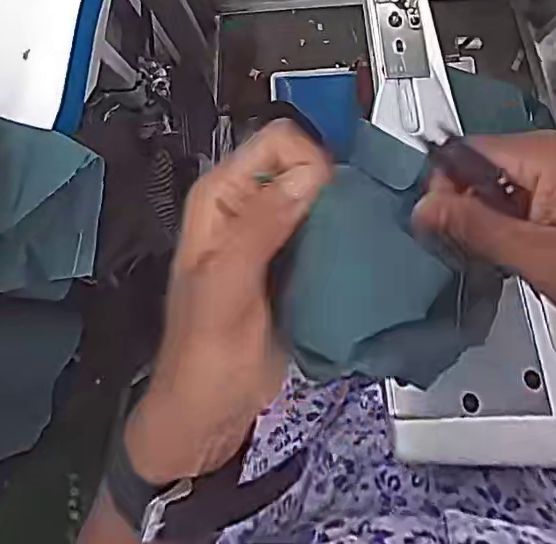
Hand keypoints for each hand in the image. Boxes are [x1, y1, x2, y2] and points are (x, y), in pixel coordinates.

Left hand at [123, 121, 329, 483]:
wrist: (210, 412)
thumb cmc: (204, 354)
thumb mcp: (226, 287)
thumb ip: (261, 228)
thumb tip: (311, 176)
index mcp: (220, 195)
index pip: (277, 142)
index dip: (307, 160)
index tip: (328, 198)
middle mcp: (246, 202)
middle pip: (301, 160)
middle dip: (329, 181)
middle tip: (342, 222)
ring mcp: (272, 228)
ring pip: (317, 189)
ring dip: (339, 205)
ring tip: (352, 234)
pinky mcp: (295, 253)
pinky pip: (325, 221)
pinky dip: (341, 228)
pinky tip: (351, 247)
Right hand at [412, 131, 555, 352]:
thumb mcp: (533, 255)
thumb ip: (472, 225)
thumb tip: (428, 206)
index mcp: (546, 155)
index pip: (468, 150)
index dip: (444, 183)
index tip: (430, 216)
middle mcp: (553, 158)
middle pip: (480, 167)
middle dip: (461, 202)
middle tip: (452, 240)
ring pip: (495, 188)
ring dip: (481, 217)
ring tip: (485, 253)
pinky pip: (514, 203)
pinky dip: (501, 226)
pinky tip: (506, 254)